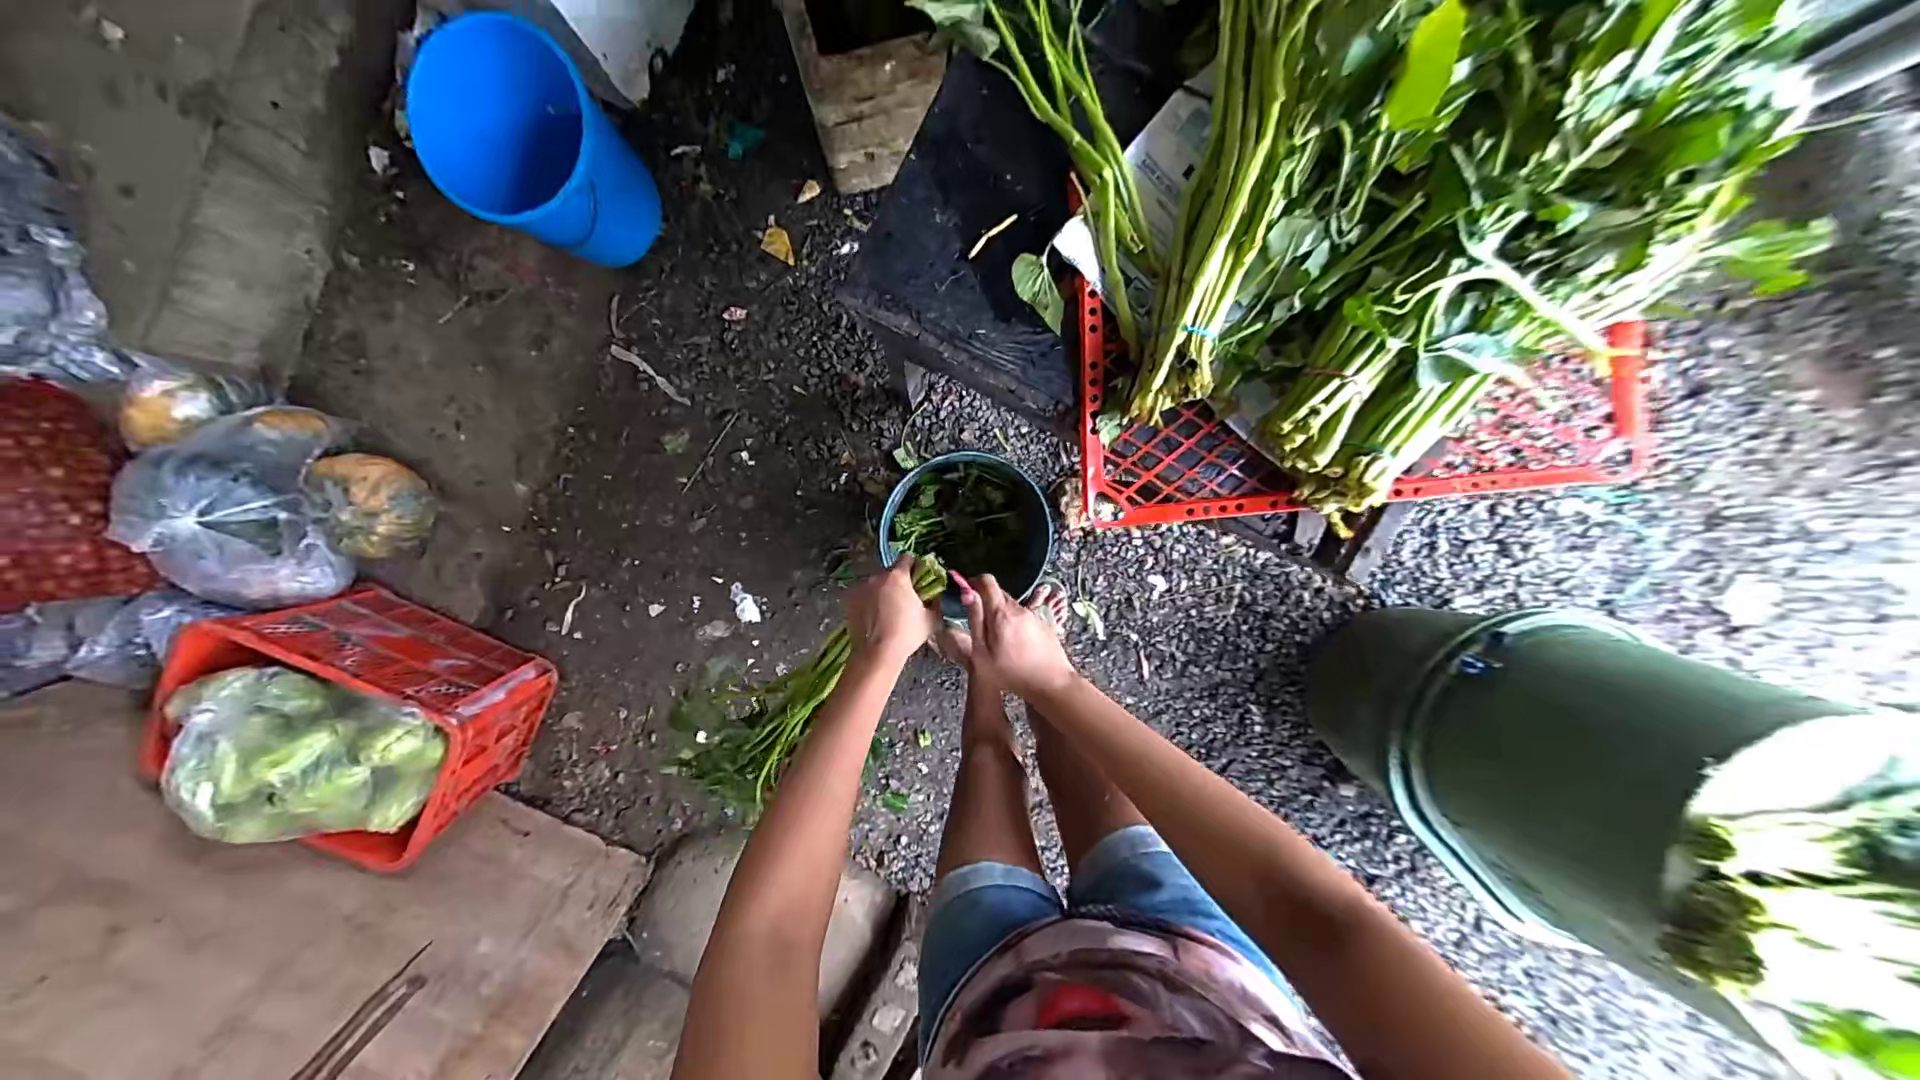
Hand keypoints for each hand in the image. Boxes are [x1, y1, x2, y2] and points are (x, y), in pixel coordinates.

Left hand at [846, 557, 934, 664]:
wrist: (877, 653)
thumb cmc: (907, 634)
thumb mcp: (932, 619)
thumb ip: (935, 602)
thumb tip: (936, 595)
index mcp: (898, 576)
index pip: (906, 558)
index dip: (913, 566)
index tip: (917, 578)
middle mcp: (877, 577)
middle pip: (889, 573)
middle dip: (896, 582)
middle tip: (903, 599)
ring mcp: (860, 588)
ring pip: (874, 584)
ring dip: (881, 592)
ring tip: (886, 611)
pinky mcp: (849, 600)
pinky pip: (862, 595)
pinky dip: (867, 601)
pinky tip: (872, 617)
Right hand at [954, 573, 1077, 698]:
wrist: (1052, 684)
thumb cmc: (1012, 674)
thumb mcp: (982, 652)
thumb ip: (975, 619)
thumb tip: (967, 593)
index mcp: (1001, 613)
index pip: (987, 581)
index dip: (975, 583)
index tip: (968, 594)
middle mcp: (1019, 609)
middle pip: (998, 593)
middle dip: (986, 603)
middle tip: (981, 627)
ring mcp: (1033, 616)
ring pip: (1011, 606)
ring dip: (1001, 615)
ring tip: (999, 641)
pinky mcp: (1043, 624)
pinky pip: (1023, 617)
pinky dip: (1014, 624)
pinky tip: (1015, 645)